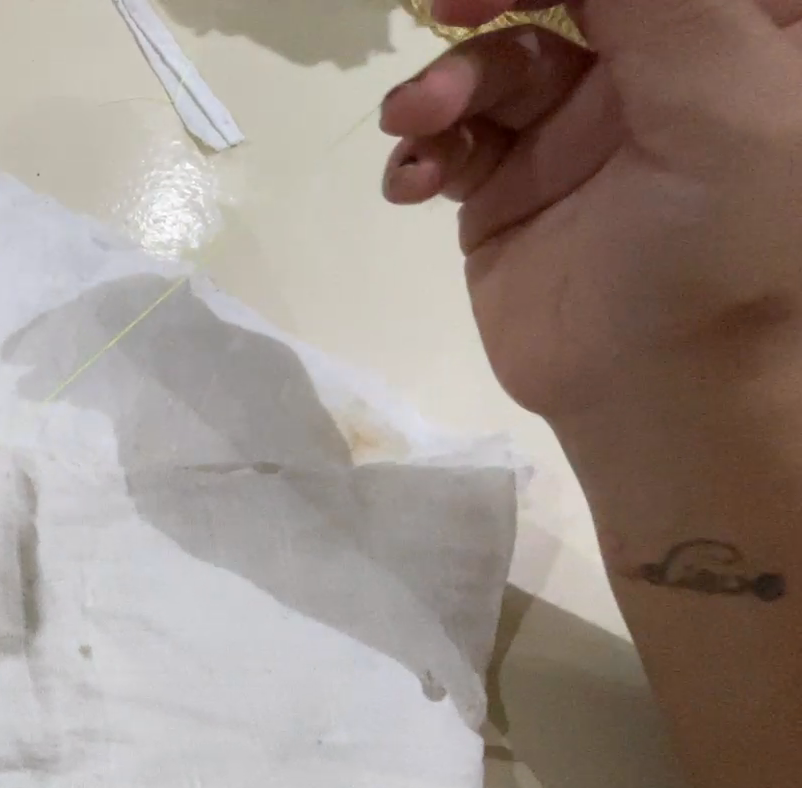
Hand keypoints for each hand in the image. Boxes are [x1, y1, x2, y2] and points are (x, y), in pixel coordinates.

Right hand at [381, 0, 801, 423]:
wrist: (650, 382)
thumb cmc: (725, 243)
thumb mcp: (726, 103)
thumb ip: (664, 7)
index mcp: (742, 31)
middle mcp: (652, 69)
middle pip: (556, 6)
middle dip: (491, 13)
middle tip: (437, 12)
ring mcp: (568, 132)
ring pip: (488, 76)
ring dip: (441, 94)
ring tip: (415, 127)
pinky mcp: (500, 190)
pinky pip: (447, 150)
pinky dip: (419, 159)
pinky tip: (412, 185)